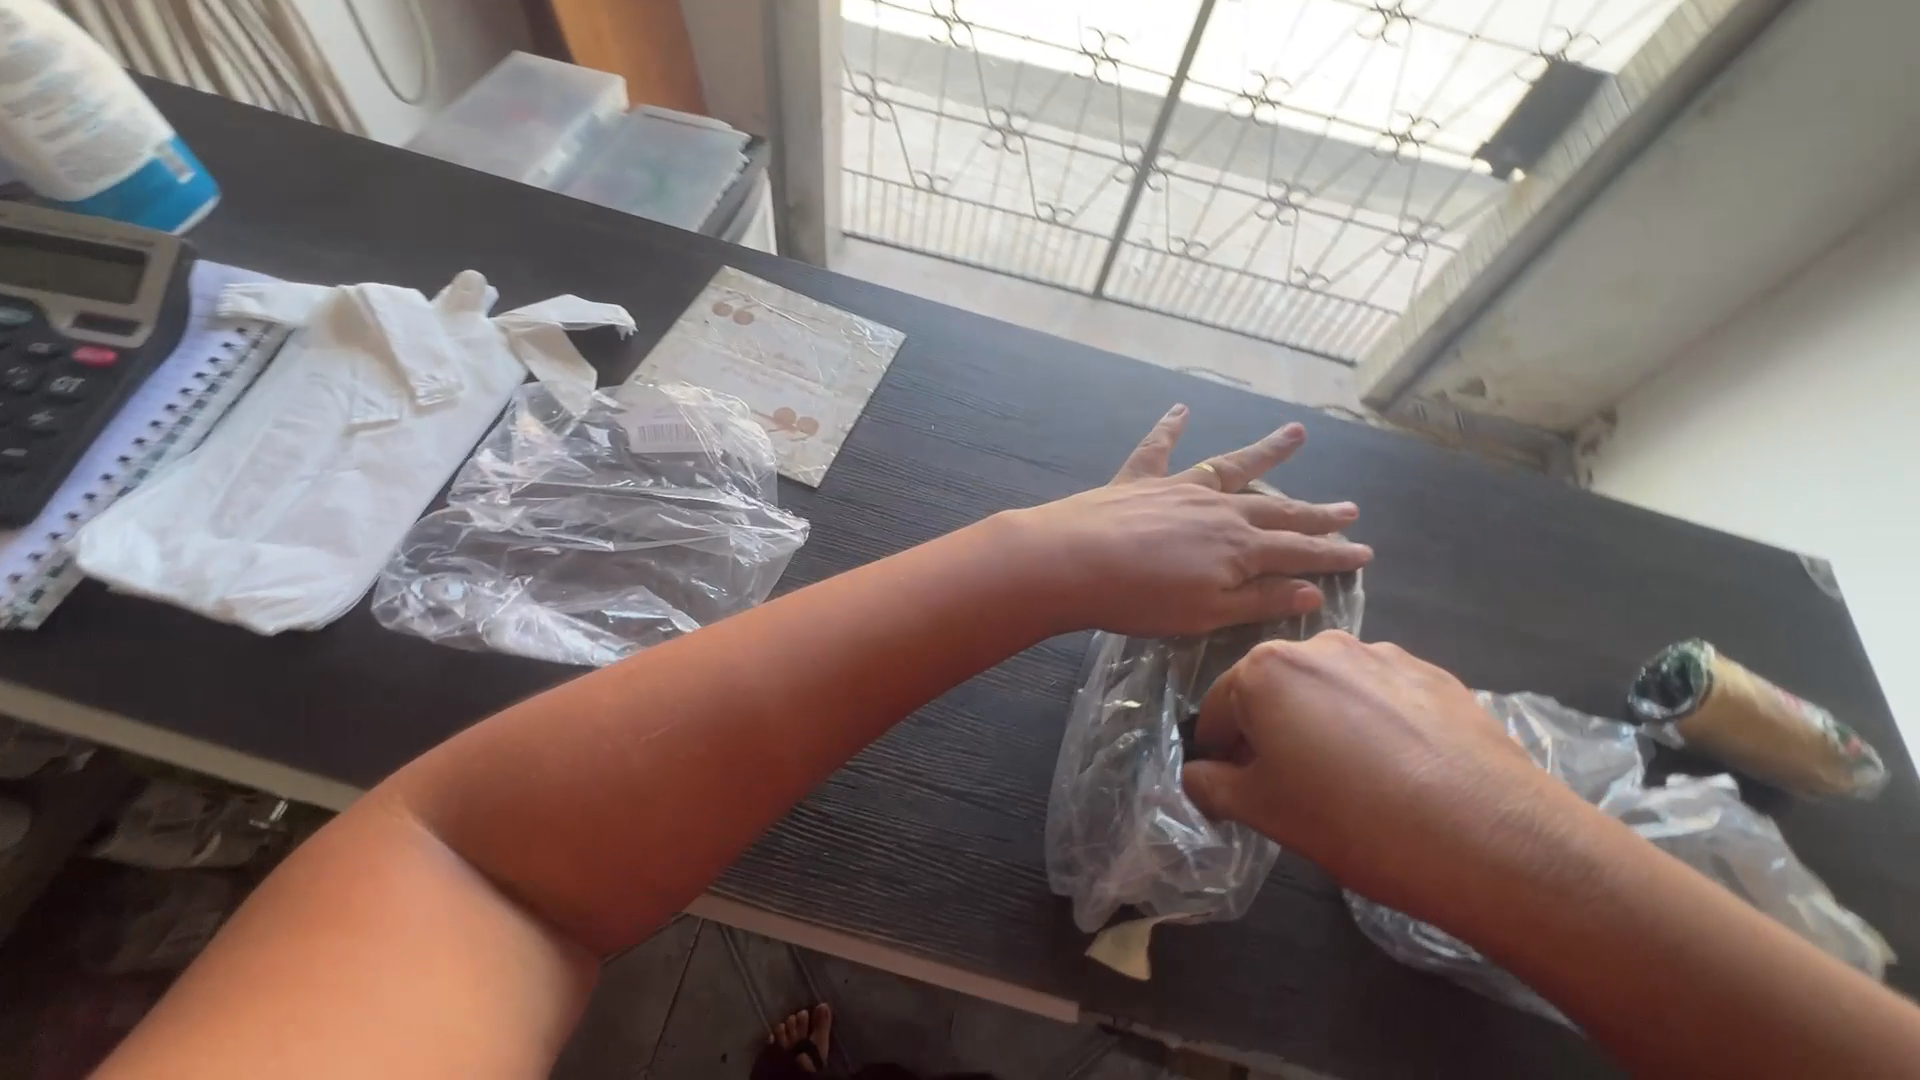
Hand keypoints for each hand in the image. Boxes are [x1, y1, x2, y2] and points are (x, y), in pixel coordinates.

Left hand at [1010, 404, 1372, 637]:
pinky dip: (1170, 428)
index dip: (1333, 554)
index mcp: (1239, 548)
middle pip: (1277, 511)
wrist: (1069, 563)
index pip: (1299, 551)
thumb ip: (1259, 600)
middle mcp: (1218, 509)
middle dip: (1315, 513)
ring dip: (1266, 454)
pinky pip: (1158, 449)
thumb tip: (1313, 590)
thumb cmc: (1139, 600)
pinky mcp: (1138, 480)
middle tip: (1349, 508)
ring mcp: (1178, 488)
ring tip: (1297, 433)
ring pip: (1232, 467)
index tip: (1364, 551)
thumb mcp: (1207, 613)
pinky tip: (1181, 408)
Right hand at [1180, 632, 1595, 924]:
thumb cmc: (1351, 820)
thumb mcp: (1262, 811)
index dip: (1218, 752)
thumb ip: (1211, 785)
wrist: (1490, 836)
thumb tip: (1198, 775)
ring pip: (1329, 690)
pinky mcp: (1434, 675)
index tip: (1230, 788)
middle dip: (1270, 732)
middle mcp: (1320, 647)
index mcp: (1266, 671)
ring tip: (1353, 779)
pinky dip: (1374, 723)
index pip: (1219, 710)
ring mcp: (1382, 656)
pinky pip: (1381, 696)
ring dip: (1323, 723)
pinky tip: (1399, 770)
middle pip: (1274, 690)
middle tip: (1290, 787)